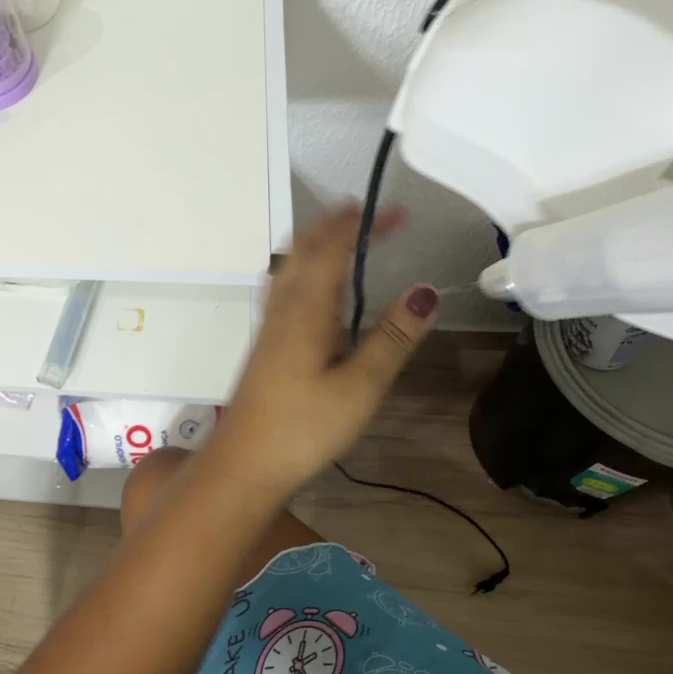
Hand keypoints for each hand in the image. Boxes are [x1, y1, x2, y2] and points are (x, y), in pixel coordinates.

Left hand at [208, 206, 439, 492]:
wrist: (245, 461)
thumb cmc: (304, 427)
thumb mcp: (360, 386)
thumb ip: (393, 337)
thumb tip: (427, 291)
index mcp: (306, 309)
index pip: (333, 250)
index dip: (362, 226)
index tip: (396, 212)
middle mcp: (282, 307)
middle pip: (304, 249)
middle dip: (335, 225)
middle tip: (369, 212)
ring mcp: (268, 323)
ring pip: (288, 266)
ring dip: (315, 242)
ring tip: (341, 233)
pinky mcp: (264, 341)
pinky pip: (282, 285)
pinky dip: (302, 266)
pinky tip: (308, 284)